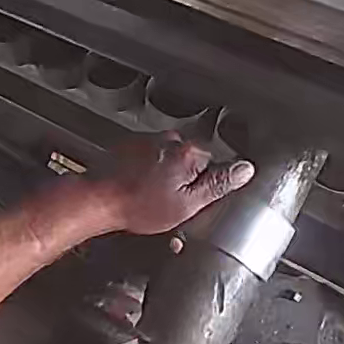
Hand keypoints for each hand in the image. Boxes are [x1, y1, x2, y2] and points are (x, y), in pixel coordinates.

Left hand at [91, 132, 254, 235]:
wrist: (98, 199)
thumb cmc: (138, 205)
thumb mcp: (187, 205)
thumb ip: (218, 184)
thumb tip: (245, 169)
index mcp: (190, 152)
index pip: (214, 163)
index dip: (205, 185)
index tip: (193, 198)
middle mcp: (171, 139)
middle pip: (192, 159)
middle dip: (185, 178)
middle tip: (170, 201)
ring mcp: (149, 139)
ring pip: (170, 157)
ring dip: (165, 174)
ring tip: (151, 196)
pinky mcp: (131, 144)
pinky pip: (150, 156)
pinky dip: (147, 170)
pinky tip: (139, 187)